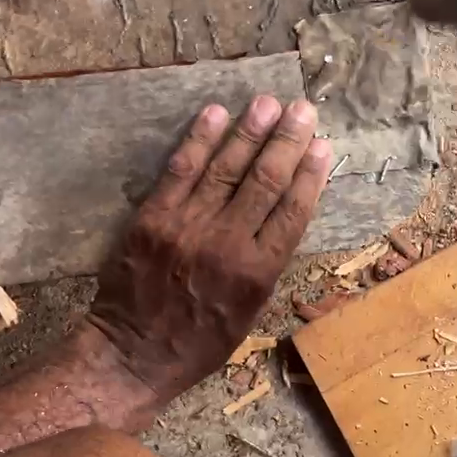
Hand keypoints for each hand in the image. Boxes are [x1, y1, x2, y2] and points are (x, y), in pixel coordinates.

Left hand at [85, 96, 330, 406]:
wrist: (133, 354)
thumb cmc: (199, 343)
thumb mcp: (249, 314)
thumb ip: (266, 264)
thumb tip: (283, 215)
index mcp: (257, 274)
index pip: (292, 212)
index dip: (310, 175)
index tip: (323, 146)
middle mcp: (227, 244)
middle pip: (265, 182)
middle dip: (287, 141)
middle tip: (303, 109)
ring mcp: (188, 227)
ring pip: (226, 168)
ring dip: (251, 131)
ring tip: (269, 101)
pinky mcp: (152, 218)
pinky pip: (180, 170)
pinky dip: (199, 139)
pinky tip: (217, 113)